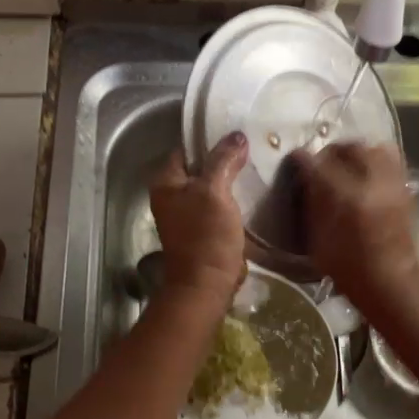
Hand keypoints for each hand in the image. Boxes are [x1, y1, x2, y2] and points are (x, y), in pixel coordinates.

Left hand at [149, 133, 248, 302]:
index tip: (234, 134)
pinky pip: (217, 206)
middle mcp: (170, 196)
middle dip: (222, 160)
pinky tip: (251, 193)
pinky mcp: (201, 230)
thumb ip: (224, 160)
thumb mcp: (215, 191)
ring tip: (254, 167)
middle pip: (199, 168)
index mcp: (165, 182)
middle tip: (249, 149)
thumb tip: (236, 136)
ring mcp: (185, 215)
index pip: (185, 150)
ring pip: (210, 188)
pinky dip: (231, 200)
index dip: (208, 140)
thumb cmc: (205, 234)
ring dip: (229, 181)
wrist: (206, 284)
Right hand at [288, 143, 418, 311]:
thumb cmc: (349, 269)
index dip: (304, 158)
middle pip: (353, 148)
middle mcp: (374, 184)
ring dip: (359, 151)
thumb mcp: (319, 239)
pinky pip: (393, 162)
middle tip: (323, 161)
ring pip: (377, 149)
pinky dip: (377, 161)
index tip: (296, 157)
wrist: (392, 287)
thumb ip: (313, 203)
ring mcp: (395, 186)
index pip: (319, 164)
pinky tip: (367, 176)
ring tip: (348, 164)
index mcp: (347, 197)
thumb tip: (307, 176)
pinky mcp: (407, 193)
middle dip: (335, 150)